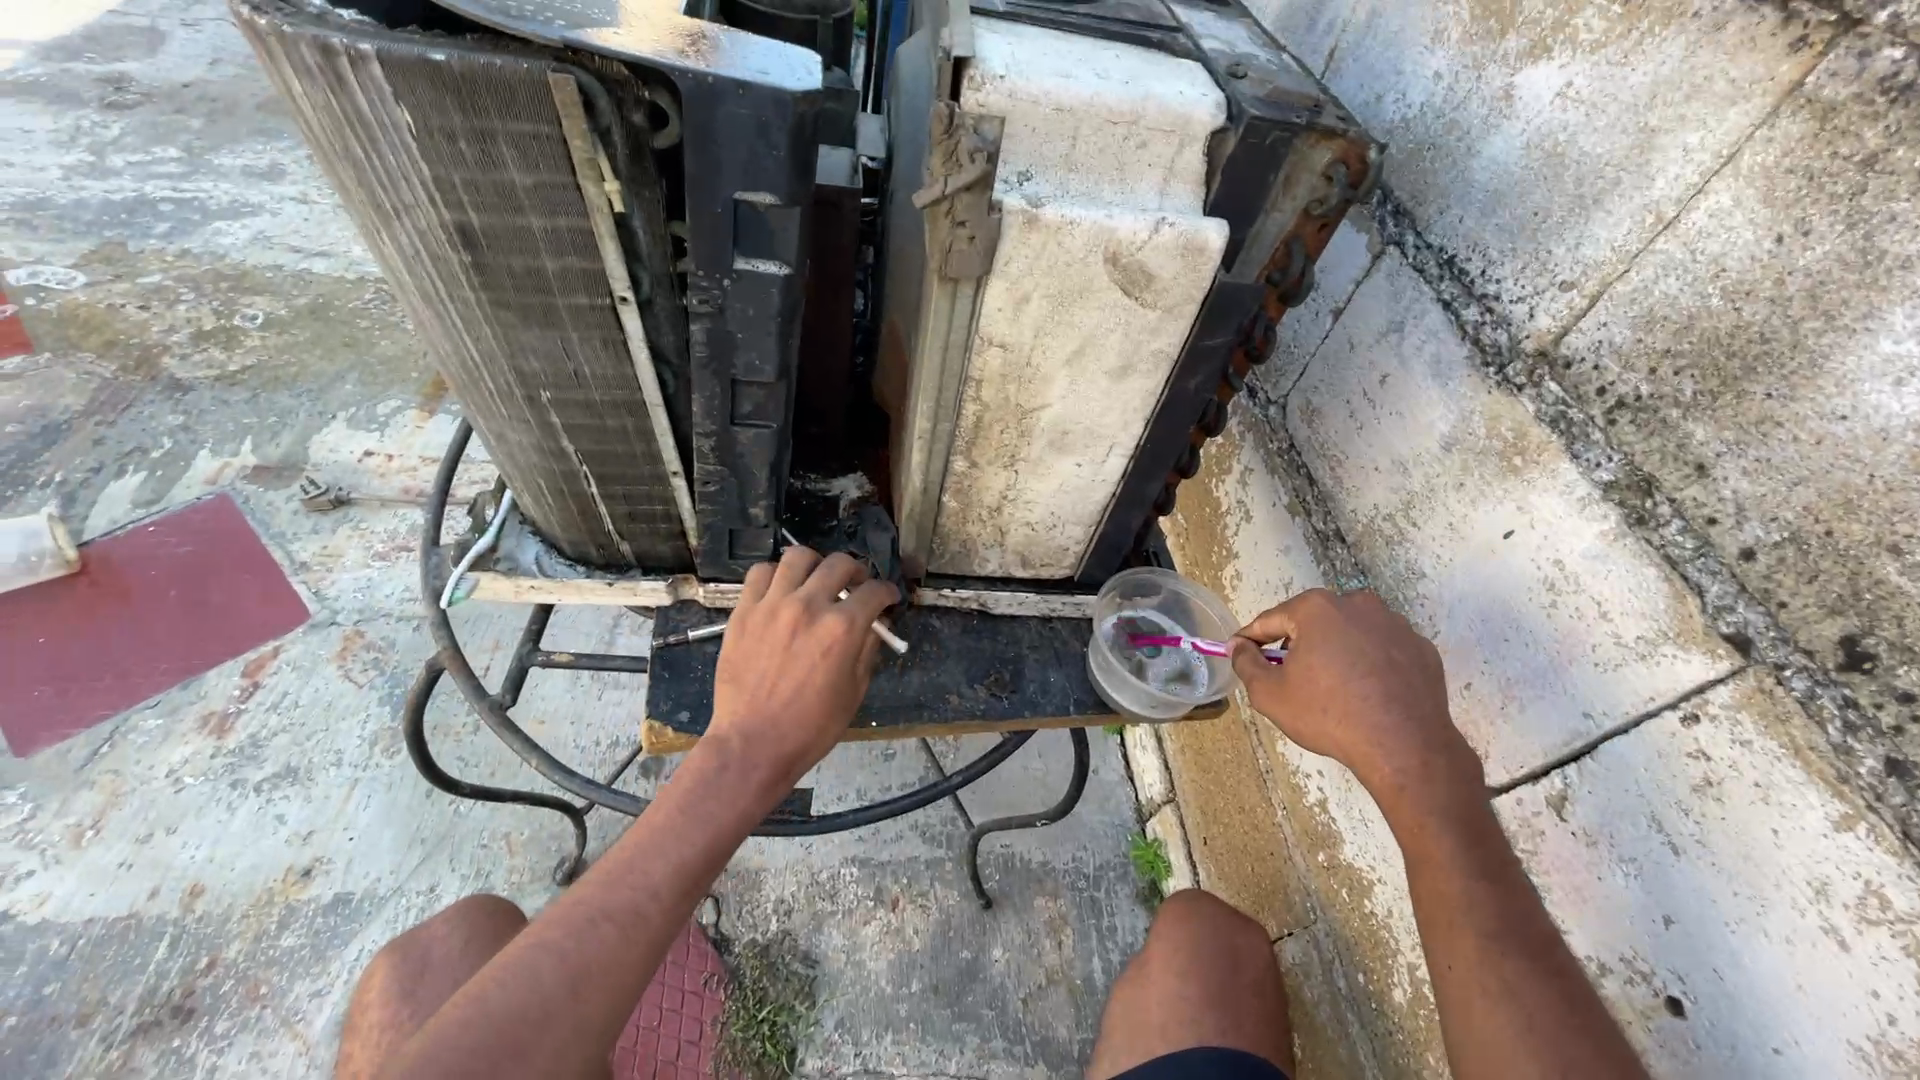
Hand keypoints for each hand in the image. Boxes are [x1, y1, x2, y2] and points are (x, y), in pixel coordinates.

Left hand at [704, 547, 899, 795]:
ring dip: (815, 564)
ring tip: (816, 580)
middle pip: (840, 564)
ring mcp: (772, 605)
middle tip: (856, 586)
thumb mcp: (855, 691)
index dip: (888, 592)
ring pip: (798, 557)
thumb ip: (868, 649)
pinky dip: (776, 575)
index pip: (875, 591)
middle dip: (856, 572)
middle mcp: (809, 606)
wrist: (753, 743)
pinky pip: (760, 574)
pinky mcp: (744, 611)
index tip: (888, 597)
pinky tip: (781, 590)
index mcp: (842, 629)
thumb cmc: (811, 727)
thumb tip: (878, 624)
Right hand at [1230, 589, 1483, 819]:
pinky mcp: (1421, 648)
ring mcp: (1395, 625)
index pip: (1271, 619)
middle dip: (1297, 644)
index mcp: (1317, 609)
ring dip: (1335, 651)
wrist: (1404, 745)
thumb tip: (1238, 646)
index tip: (1241, 652)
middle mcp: (1358, 604)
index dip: (1251, 638)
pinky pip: (1382, 650)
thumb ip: (1246, 663)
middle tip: (1289, 676)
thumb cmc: (1328, 714)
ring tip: (1331, 687)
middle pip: (1313, 622)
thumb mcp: (1269, 694)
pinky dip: (1370, 664)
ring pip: (1350, 633)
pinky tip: (1366, 693)